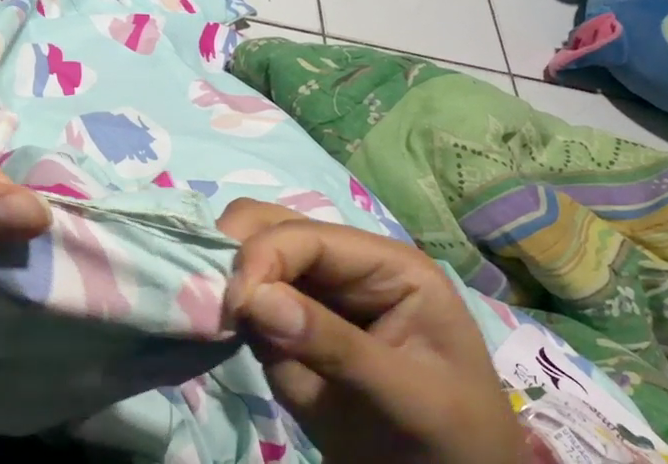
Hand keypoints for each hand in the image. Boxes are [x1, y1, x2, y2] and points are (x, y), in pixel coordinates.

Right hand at [218, 199, 526, 463]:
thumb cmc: (452, 442)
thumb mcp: (411, 399)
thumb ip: (335, 346)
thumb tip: (253, 298)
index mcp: (388, 266)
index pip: (306, 235)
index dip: (262, 256)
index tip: (235, 305)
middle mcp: (344, 266)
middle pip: (268, 226)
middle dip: (234, 253)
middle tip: (215, 301)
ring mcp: (312, 293)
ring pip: (246, 253)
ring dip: (223, 276)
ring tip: (215, 316)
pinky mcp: (285, 323)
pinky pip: (244, 298)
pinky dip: (223, 306)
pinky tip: (222, 330)